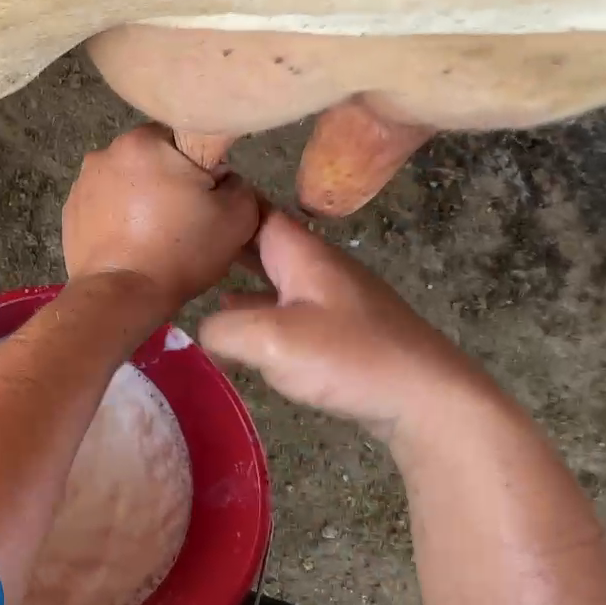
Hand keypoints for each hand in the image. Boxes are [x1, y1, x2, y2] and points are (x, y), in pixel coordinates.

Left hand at [62, 126, 259, 308]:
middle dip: (168, 181)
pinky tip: (130, 242)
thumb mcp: (237, 216)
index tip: (204, 197)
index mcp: (143, 141)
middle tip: (183, 219)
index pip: (184, 138)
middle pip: (151, 159)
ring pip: (126, 182)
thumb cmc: (180, 250)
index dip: (202, 167)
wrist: (120, 294)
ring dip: (140, 199)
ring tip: (154, 235)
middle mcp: (105, 153)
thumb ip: (238, 183)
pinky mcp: (69, 212)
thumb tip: (220, 179)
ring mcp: (81, 183)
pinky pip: (104, 206)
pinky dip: (118, 218)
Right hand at [198, 210, 491, 439]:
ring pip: (271, 274)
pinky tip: (234, 326)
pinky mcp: (339, 330)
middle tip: (176, 246)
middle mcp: (318, 268)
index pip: (256, 211)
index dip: (221, 203)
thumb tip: (203, 330)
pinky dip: (254, 307)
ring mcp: (331, 299)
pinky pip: (283, 305)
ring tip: (193, 282)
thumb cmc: (350, 358)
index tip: (180, 203)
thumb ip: (221, 328)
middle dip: (222, 240)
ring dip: (235, 275)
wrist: (429, 400)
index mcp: (303, 256)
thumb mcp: (269, 340)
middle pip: (262, 241)